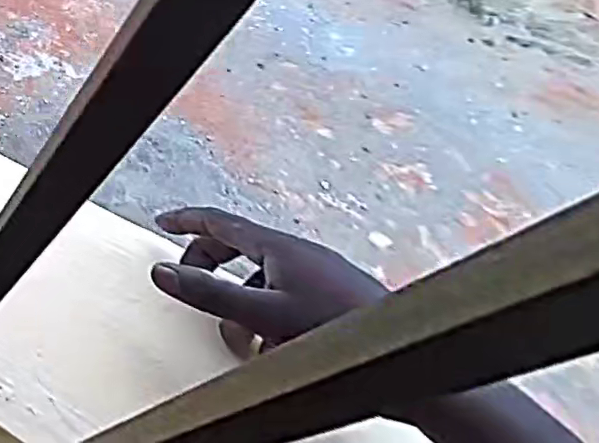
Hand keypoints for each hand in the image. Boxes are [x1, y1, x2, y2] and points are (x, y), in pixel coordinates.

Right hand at [149, 206, 384, 355]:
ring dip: (243, 302)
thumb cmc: (351, 341)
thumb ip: (208, 293)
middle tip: (193, 286)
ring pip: (265, 278)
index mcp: (279, 246)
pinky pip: (291, 295)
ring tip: (243, 336)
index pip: (217, 220)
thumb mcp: (265, 316)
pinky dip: (272, 313)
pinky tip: (279, 344)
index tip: (163, 222)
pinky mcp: (345, 301)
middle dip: (210, 268)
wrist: (435, 377)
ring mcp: (326, 277)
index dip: (184, 220)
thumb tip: (162, 273)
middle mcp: (302, 254)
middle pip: (237, 248)